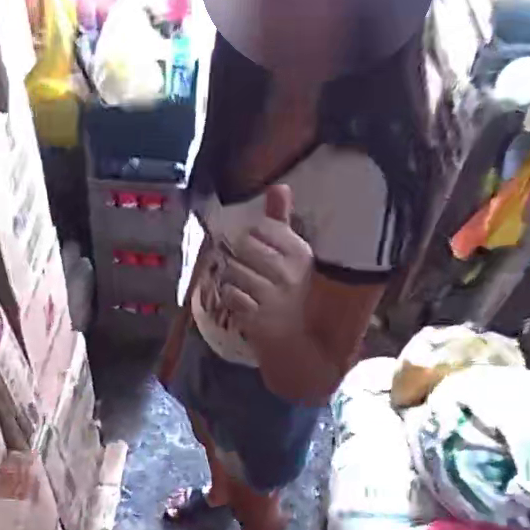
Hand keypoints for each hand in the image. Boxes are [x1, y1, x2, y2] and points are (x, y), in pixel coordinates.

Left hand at [217, 185, 313, 349]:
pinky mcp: (257, 317)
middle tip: (245, 269)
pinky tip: (241, 302)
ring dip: (232, 278)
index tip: (256, 250)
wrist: (295, 343)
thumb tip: (278, 186)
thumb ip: (281, 222)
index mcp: (300, 254)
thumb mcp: (291, 257)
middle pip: (243, 246)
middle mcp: (288, 273)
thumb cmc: (290, 294)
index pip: (262, 228)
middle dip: (237, 256)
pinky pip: (229, 294)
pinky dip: (230, 297)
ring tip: (244, 287)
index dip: (251, 237)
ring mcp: (273, 297)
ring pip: (233, 271)